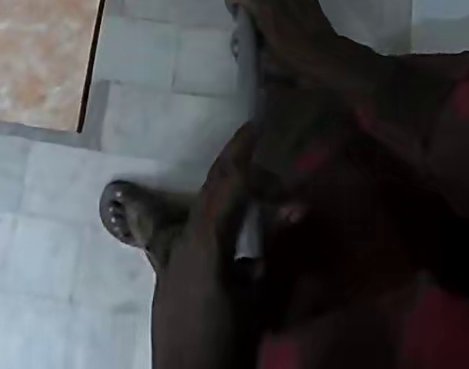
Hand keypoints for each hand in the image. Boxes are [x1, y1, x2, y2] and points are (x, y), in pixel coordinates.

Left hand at [153, 123, 257, 368]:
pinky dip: (210, 208)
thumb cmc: (227, 342)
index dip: (243, 152)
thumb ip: (278, 250)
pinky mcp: (169, 270)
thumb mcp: (260, 299)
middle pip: (212, 187)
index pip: (227, 181)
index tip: (256, 126)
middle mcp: (184, 238)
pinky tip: (219, 212)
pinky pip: (188, 224)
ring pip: (200, 204)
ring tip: (246, 174)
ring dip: (225, 186)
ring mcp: (172, 254)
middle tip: (258, 147)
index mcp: (204, 239)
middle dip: (237, 165)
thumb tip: (299, 207)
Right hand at [224, 0, 383, 97]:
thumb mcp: (262, 59)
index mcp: (262, 6)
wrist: (327, 57)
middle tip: (257, 12)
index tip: (236, 12)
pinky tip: (294, 23)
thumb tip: (240, 43)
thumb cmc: (294, 59)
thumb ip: (247, 48)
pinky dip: (289, 4)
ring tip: (277, 19)